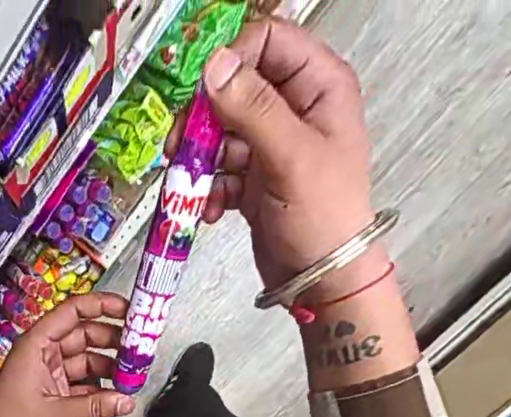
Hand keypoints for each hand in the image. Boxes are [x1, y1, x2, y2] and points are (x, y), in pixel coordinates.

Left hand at [0, 293, 134, 416]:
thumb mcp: (56, 416)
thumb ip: (95, 407)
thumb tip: (126, 401)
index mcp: (37, 346)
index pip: (72, 312)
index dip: (102, 306)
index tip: (128, 309)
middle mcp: (44, 354)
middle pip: (85, 335)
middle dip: (113, 341)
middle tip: (140, 348)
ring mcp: (50, 373)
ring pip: (87, 360)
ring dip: (110, 367)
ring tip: (133, 375)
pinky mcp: (55, 393)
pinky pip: (84, 383)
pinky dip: (101, 388)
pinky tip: (118, 394)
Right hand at [188, 18, 376, 293]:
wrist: (321, 281)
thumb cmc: (327, 222)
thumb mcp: (293, 158)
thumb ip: (255, 109)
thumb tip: (216, 67)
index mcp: (319, 88)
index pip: (268, 41)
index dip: (232, 60)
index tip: (205, 92)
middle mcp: (294, 111)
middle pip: (234, 87)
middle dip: (205, 118)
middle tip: (183, 143)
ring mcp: (271, 148)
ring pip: (221, 132)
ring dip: (200, 159)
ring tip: (191, 184)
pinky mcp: (254, 181)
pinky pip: (220, 171)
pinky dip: (209, 188)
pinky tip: (210, 207)